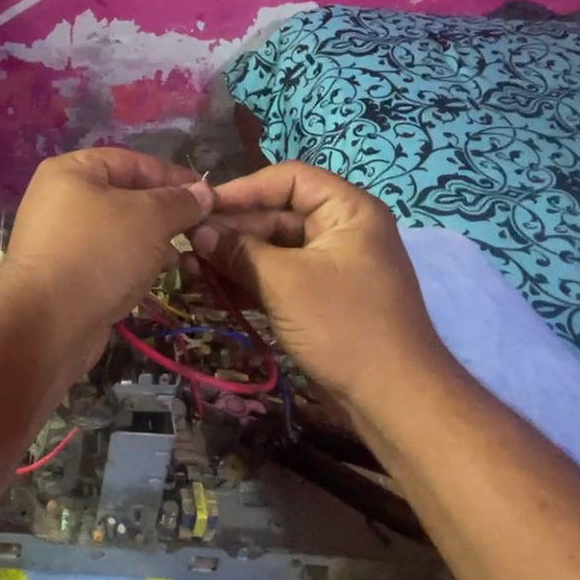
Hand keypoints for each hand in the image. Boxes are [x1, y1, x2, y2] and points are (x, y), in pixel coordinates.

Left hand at [0, 148, 213, 328]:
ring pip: (119, 231)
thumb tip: (204, 191)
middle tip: (200, 229)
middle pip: (125, 196)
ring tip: (184, 254)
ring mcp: (62, 239)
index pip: (132, 162)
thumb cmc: (98, 253)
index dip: (172, 176)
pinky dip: (134, 263)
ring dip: (153, 241)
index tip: (207, 195)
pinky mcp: (67, 274)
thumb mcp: (149, 218)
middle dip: (164, 212)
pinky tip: (158, 275)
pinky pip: (108, 259)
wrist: (46, 323)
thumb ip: (179, 202)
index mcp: (72, 171)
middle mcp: (62, 200)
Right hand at [189, 162, 455, 406]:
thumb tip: (196, 232)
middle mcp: (339, 230)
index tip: (203, 207)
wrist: (394, 400)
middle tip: (186, 243)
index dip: (244, 188)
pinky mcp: (317, 297)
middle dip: (231, 229)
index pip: (288, 179)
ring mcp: (328, 266)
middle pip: (275, 214)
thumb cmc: (344, 326)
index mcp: (347, 210)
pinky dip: (246, 280)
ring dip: (232, 257)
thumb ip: (238, 251)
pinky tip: (209, 287)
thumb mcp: (284, 282)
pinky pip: (276, 276)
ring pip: (271, 248)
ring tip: (189, 267)